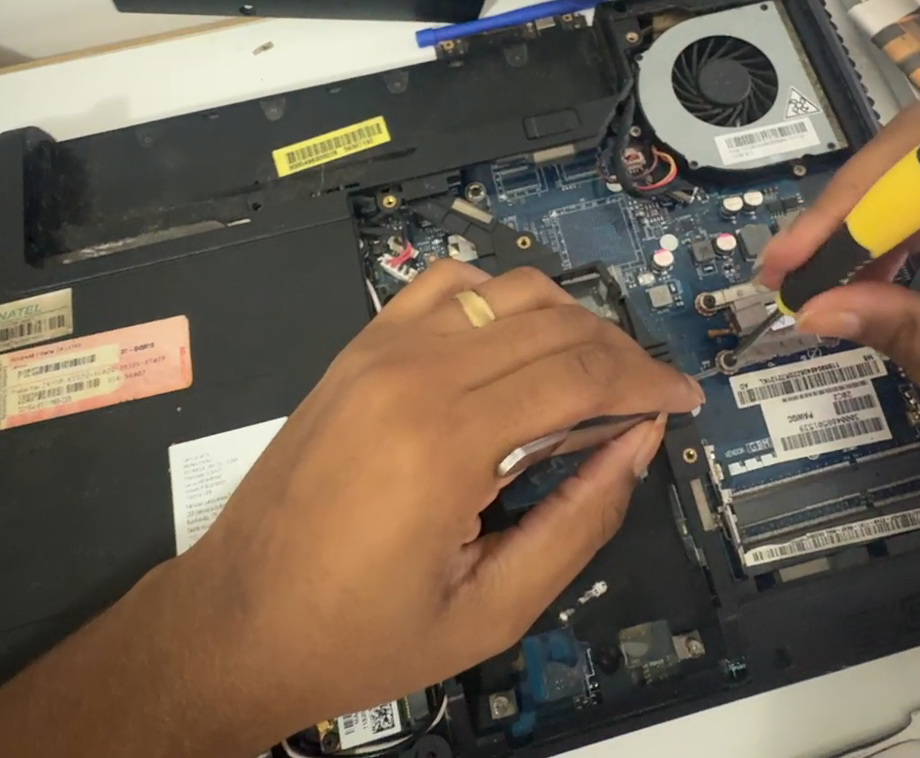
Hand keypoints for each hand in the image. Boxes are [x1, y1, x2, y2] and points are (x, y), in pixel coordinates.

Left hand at [162, 262, 701, 751]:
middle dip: (620, 353)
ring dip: (567, 320)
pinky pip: (445, 285)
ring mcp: (381, 348)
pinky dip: (496, 295)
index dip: (646, 382)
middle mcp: (416, 371)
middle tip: (649, 395)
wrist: (236, 619)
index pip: (580, 375)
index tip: (683, 399)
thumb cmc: (360, 634)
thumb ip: (579, 520)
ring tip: (593, 370)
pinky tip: (512, 337)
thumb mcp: (490, 609)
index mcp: (448, 440)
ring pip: (508, 290)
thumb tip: (636, 446)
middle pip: (554, 325)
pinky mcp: (360, 346)